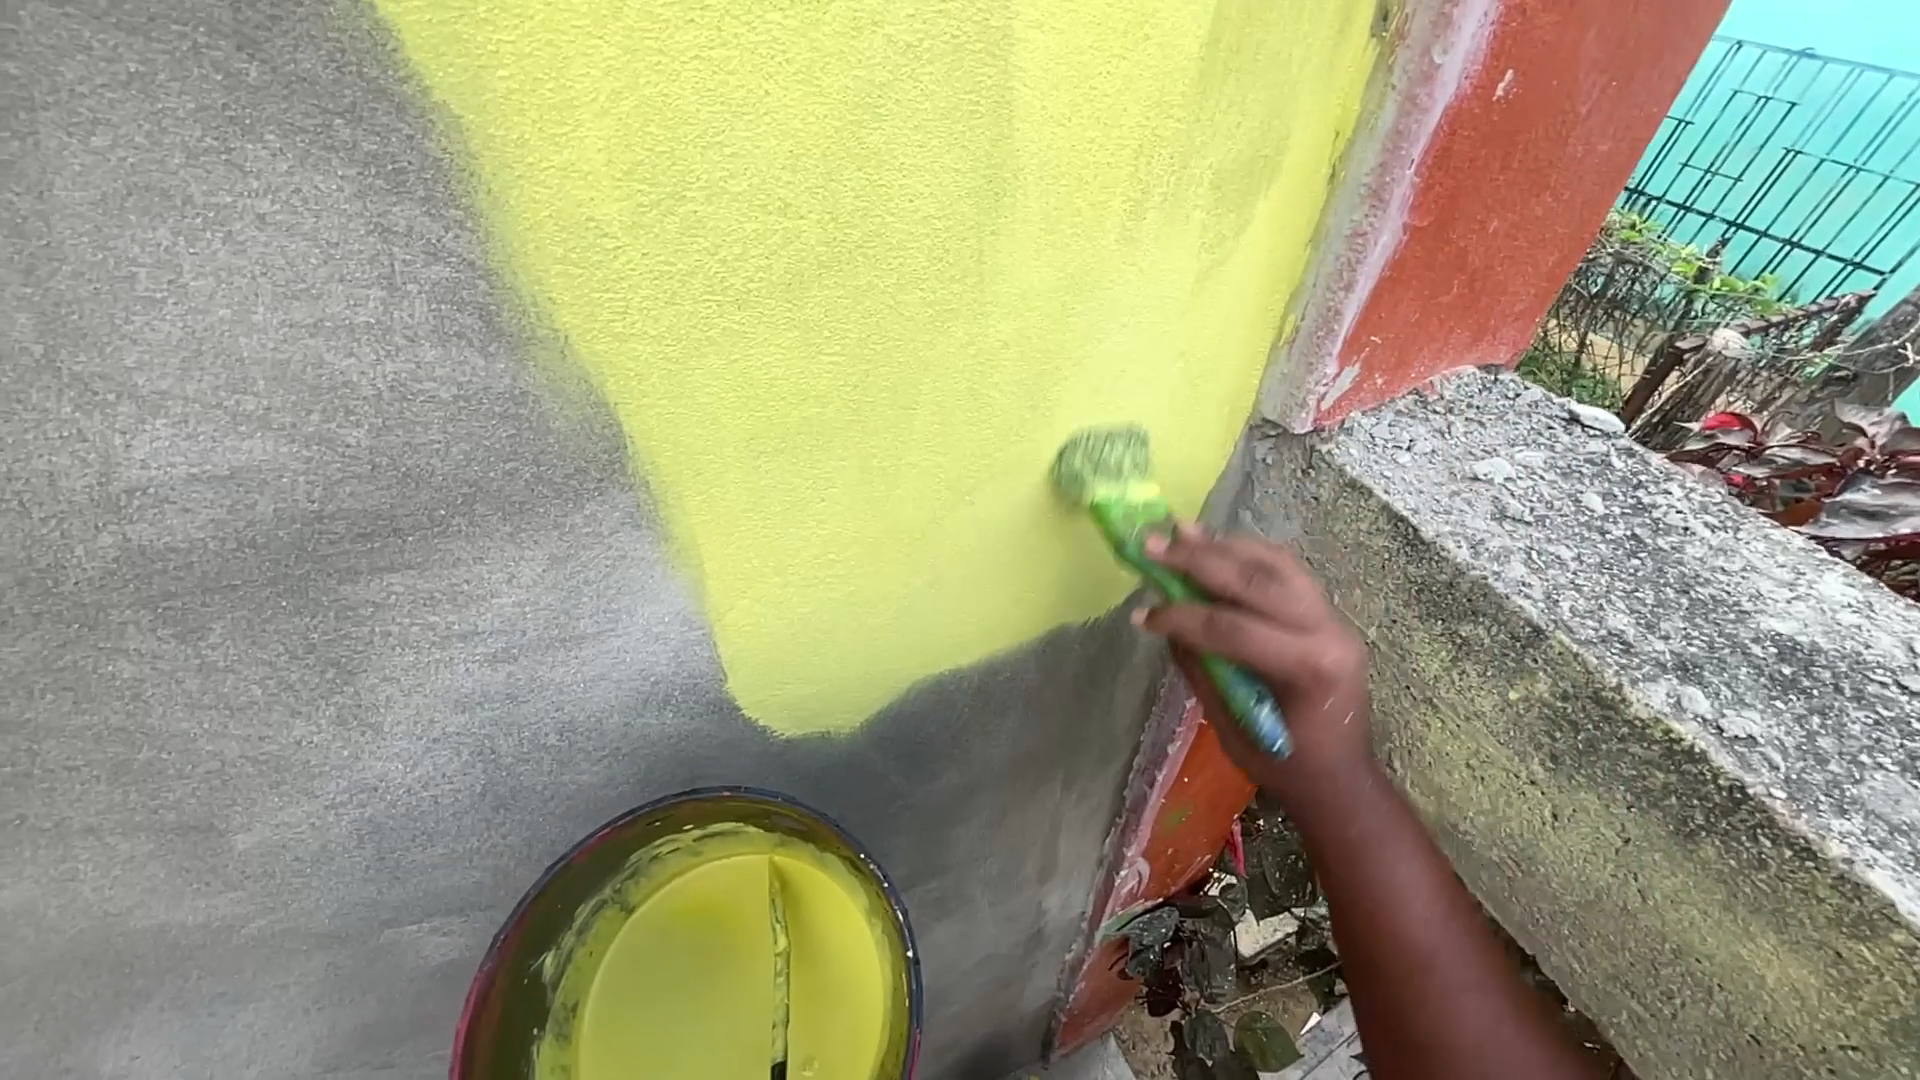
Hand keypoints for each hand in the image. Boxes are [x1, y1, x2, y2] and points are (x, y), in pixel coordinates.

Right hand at [1133, 525, 1375, 806]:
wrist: (1339, 776)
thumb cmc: (1283, 763)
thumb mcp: (1230, 725)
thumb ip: (1201, 667)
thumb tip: (1165, 623)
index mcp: (1308, 668)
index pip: (1234, 628)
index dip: (1182, 616)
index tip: (1142, 615)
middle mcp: (1328, 631)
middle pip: (1256, 580)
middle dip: (1198, 560)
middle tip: (1153, 545)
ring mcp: (1333, 616)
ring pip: (1274, 563)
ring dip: (1223, 545)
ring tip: (1180, 530)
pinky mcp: (1325, 610)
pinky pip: (1285, 569)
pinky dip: (1245, 552)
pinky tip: (1214, 543)